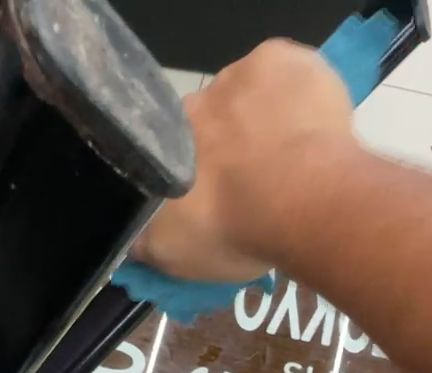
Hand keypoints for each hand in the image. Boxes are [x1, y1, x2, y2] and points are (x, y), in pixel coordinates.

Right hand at [135, 39, 357, 282]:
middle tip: (251, 180)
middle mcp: (191, 102)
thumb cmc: (236, 232)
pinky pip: (282, 72)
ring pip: (244, 96)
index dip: (188, 175)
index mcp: (162, 145)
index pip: (166, 156)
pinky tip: (305, 125)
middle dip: (223, 146)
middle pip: (206, 123)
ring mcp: (236, 76)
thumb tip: (127, 238)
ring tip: (284, 156)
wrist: (303, 201)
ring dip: (258, 120)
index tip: (208, 196)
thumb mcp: (175, 255)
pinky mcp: (279, 59)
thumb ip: (144, 241)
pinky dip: (291, 94)